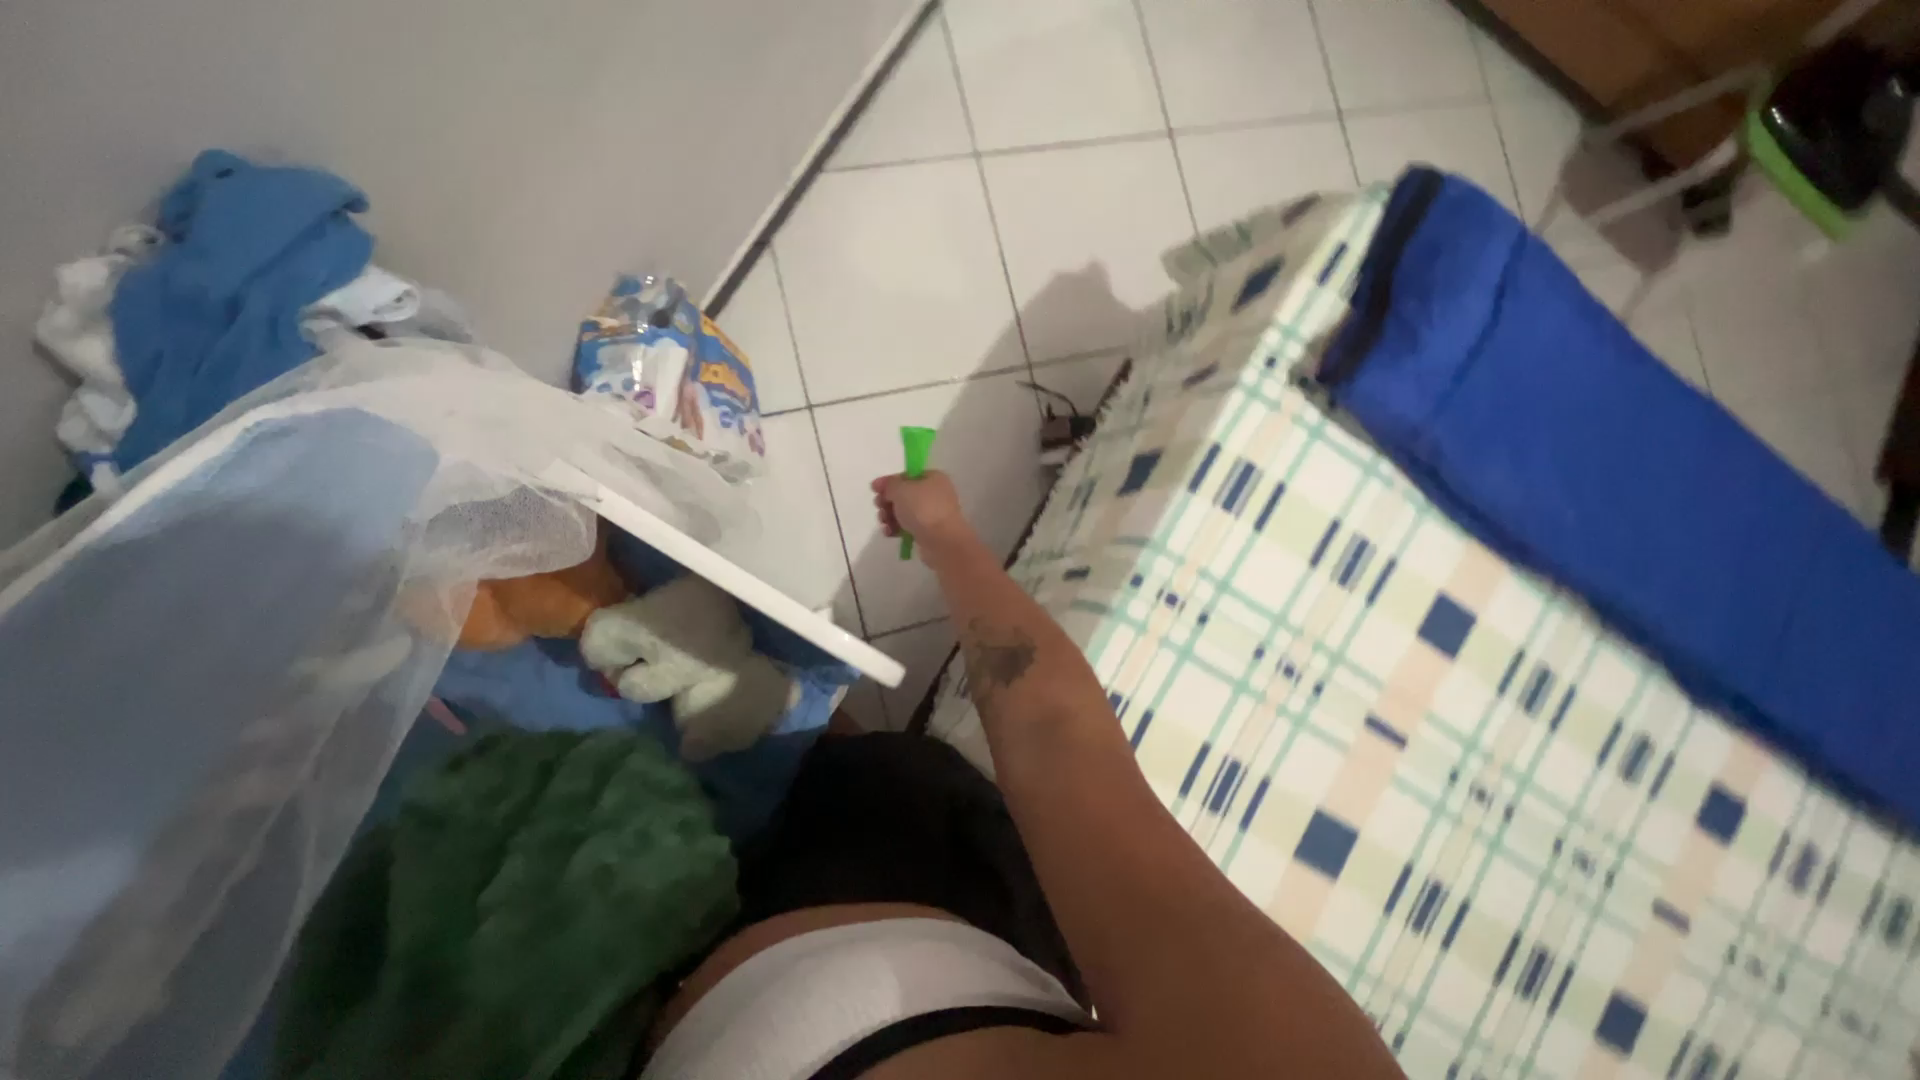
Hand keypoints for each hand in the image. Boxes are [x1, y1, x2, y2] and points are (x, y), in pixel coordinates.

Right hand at [872, 471, 981, 564]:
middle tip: (879, 507)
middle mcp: (935, 494)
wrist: (942, 541)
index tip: (874, 489)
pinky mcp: (929, 532)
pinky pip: (908, 527)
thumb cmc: (923, 509)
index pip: (907, 476)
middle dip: (888, 502)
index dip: (889, 482)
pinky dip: (897, 529)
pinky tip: (890, 533)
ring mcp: (933, 514)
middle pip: (904, 495)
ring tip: (885, 522)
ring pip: (904, 512)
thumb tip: (882, 485)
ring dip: (889, 516)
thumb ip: (889, 484)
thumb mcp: (901, 490)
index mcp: (933, 478)